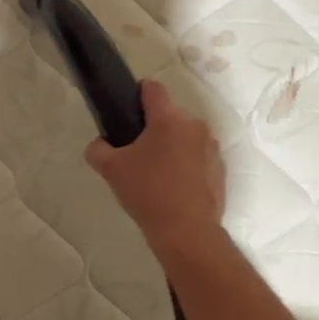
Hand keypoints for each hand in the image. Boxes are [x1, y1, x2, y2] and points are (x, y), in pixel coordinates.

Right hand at [85, 81, 226, 254]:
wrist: (186, 231)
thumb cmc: (147, 192)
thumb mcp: (110, 170)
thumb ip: (98, 150)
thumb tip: (99, 144)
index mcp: (168, 119)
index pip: (153, 89)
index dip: (138, 93)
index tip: (128, 109)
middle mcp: (194, 126)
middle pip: (170, 116)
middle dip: (154, 129)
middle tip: (137, 154)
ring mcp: (211, 147)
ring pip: (185, 138)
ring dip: (172, 147)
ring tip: (157, 175)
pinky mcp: (220, 169)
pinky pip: (198, 158)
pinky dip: (186, 166)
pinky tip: (174, 189)